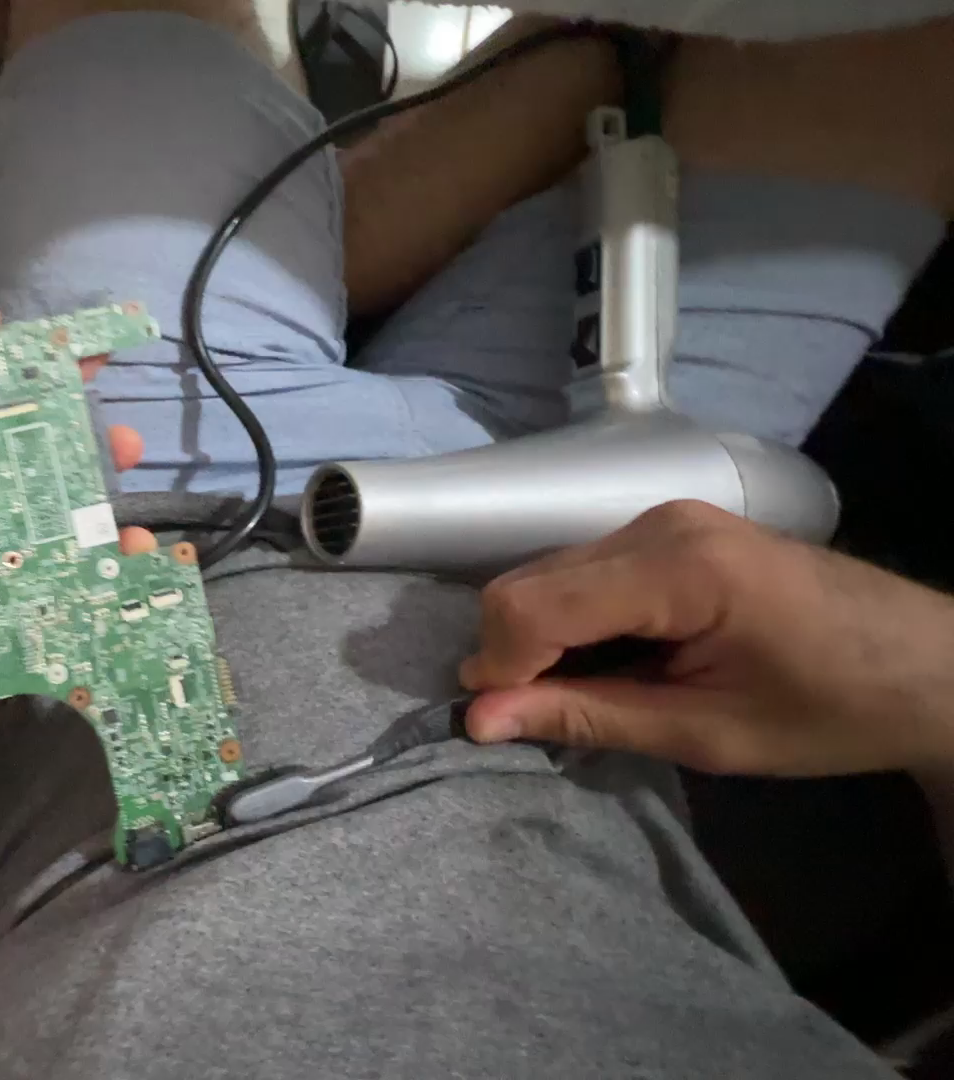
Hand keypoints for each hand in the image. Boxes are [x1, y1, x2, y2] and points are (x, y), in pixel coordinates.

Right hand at [458, 500, 953, 777]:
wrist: (940, 666)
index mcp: (682, 571)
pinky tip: (604, 649)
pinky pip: (567, 569)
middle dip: (512, 651)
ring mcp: (656, 518)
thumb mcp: (707, 734)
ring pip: (536, 575)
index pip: (533, 606)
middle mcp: (657, 526)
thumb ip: (585, 717)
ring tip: (585, 682)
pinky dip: (560, 616)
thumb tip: (476, 719)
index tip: (501, 715)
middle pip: (522, 585)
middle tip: (545, 706)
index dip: (501, 663)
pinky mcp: (658, 526)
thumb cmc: (836, 711)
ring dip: (533, 634)